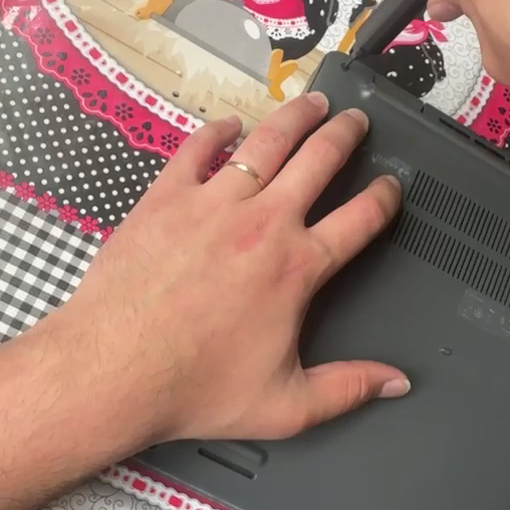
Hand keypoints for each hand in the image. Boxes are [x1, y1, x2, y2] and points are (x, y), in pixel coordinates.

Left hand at [37, 93, 408, 446]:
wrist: (112, 371)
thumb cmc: (195, 388)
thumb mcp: (285, 406)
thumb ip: (347, 389)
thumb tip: (396, 383)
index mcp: (296, 267)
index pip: (359, 219)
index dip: (384, 197)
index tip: (391, 185)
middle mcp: (261, 223)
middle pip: (318, 161)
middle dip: (345, 135)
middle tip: (356, 120)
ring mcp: (211, 204)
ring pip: (266, 143)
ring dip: (295, 118)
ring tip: (312, 103)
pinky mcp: (165, 199)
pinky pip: (197, 150)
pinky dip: (217, 132)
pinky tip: (229, 124)